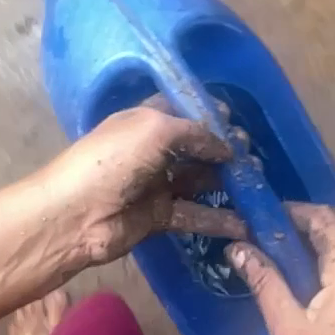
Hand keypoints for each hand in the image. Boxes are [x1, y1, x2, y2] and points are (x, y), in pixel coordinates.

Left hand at [33, 103, 247, 266]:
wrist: (76, 213)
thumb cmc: (113, 159)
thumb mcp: (155, 131)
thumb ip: (194, 133)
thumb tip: (227, 146)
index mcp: (146, 120)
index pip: (182, 110)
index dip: (208, 114)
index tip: (238, 120)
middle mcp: (152, 148)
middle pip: (195, 146)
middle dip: (224, 149)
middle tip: (253, 156)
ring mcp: (155, 183)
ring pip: (198, 180)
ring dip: (227, 183)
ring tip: (258, 187)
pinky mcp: (158, 216)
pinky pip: (194, 214)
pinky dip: (219, 220)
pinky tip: (247, 224)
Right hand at [230, 205, 334, 334]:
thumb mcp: (289, 329)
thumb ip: (265, 280)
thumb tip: (238, 247)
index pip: (326, 218)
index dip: (294, 212)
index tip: (264, 219)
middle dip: (312, 224)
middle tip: (276, 238)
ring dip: (332, 242)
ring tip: (296, 261)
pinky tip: (325, 285)